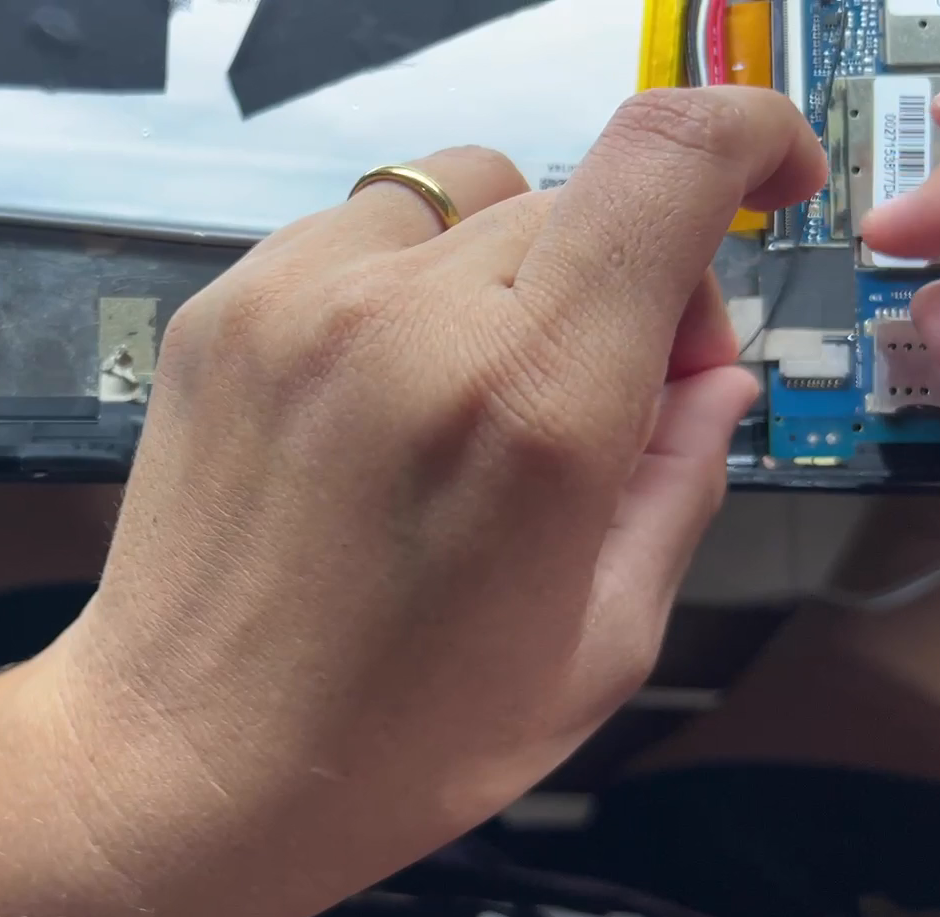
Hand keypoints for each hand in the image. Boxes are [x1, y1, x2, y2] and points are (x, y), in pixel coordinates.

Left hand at [43, 87, 823, 916]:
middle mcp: (397, 320)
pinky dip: (386, 283)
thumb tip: (711, 376)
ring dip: (490, 268)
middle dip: (608, 278)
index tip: (756, 197)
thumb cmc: (390, 744)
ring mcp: (283, 307)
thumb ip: (677, 485)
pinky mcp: (210, 321)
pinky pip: (339, 243)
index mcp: (525, 403)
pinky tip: (367, 388)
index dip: (742, 143)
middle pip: (559, 201)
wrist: (184, 749)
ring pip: (443, 203)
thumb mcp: (591, 649)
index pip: (666, 159)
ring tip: (461, 384)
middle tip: (581, 391)